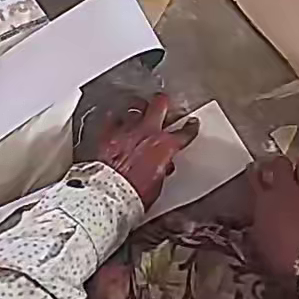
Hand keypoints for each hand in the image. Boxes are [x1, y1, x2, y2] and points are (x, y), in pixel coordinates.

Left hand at [90, 93, 198, 207]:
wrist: (109, 195)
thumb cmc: (135, 193)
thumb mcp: (158, 183)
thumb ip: (162, 166)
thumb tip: (162, 164)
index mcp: (165, 145)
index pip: (184, 132)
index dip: (190, 127)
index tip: (191, 125)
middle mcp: (147, 132)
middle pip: (160, 104)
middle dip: (164, 103)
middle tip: (165, 104)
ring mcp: (126, 130)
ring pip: (135, 106)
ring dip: (140, 108)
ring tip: (141, 110)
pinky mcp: (108, 133)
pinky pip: (113, 117)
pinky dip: (117, 118)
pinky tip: (118, 120)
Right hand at [250, 155, 298, 279]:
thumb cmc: (283, 257)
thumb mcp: (260, 245)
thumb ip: (257, 229)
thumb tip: (256, 227)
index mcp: (266, 201)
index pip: (256, 178)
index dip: (255, 173)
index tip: (255, 172)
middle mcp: (288, 191)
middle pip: (281, 164)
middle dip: (279, 164)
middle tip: (280, 167)